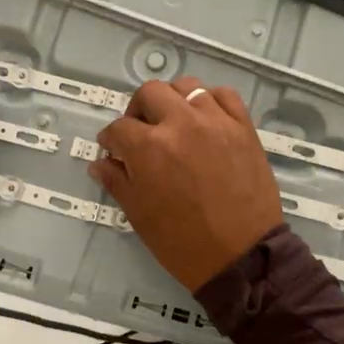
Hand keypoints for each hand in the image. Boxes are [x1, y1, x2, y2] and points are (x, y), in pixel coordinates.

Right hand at [89, 77, 283, 291]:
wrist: (241, 256)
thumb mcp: (140, 215)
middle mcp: (181, 124)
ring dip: (173, 101)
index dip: (111, 140)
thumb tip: (100, 163)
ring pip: (187, 87)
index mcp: (150, 148)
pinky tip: (205, 117)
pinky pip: (224, 95)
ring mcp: (216, 122)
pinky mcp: (244, 127)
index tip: (113, 150)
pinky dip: (210, 100)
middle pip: (150, 93)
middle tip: (140, 132)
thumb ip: (118, 182)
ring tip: (173, 122)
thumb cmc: (184, 243)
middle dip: (138, 111)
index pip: (119, 128)